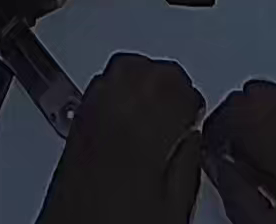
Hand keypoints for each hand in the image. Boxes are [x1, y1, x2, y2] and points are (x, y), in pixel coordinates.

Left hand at [35, 52, 203, 223]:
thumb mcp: (173, 208)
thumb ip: (188, 164)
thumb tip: (193, 134)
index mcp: (141, 128)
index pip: (173, 85)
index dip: (191, 96)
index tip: (197, 111)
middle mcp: (112, 109)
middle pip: (147, 69)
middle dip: (170, 82)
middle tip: (184, 106)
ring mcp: (91, 109)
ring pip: (124, 66)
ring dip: (145, 77)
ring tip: (160, 105)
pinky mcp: (78, 117)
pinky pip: (104, 82)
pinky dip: (122, 84)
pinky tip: (133, 109)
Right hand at [203, 81, 275, 223]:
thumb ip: (234, 190)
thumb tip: (216, 166)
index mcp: (273, 125)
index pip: (224, 112)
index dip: (212, 135)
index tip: (213, 155)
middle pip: (246, 97)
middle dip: (236, 123)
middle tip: (234, 160)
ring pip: (271, 97)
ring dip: (261, 120)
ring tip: (265, 162)